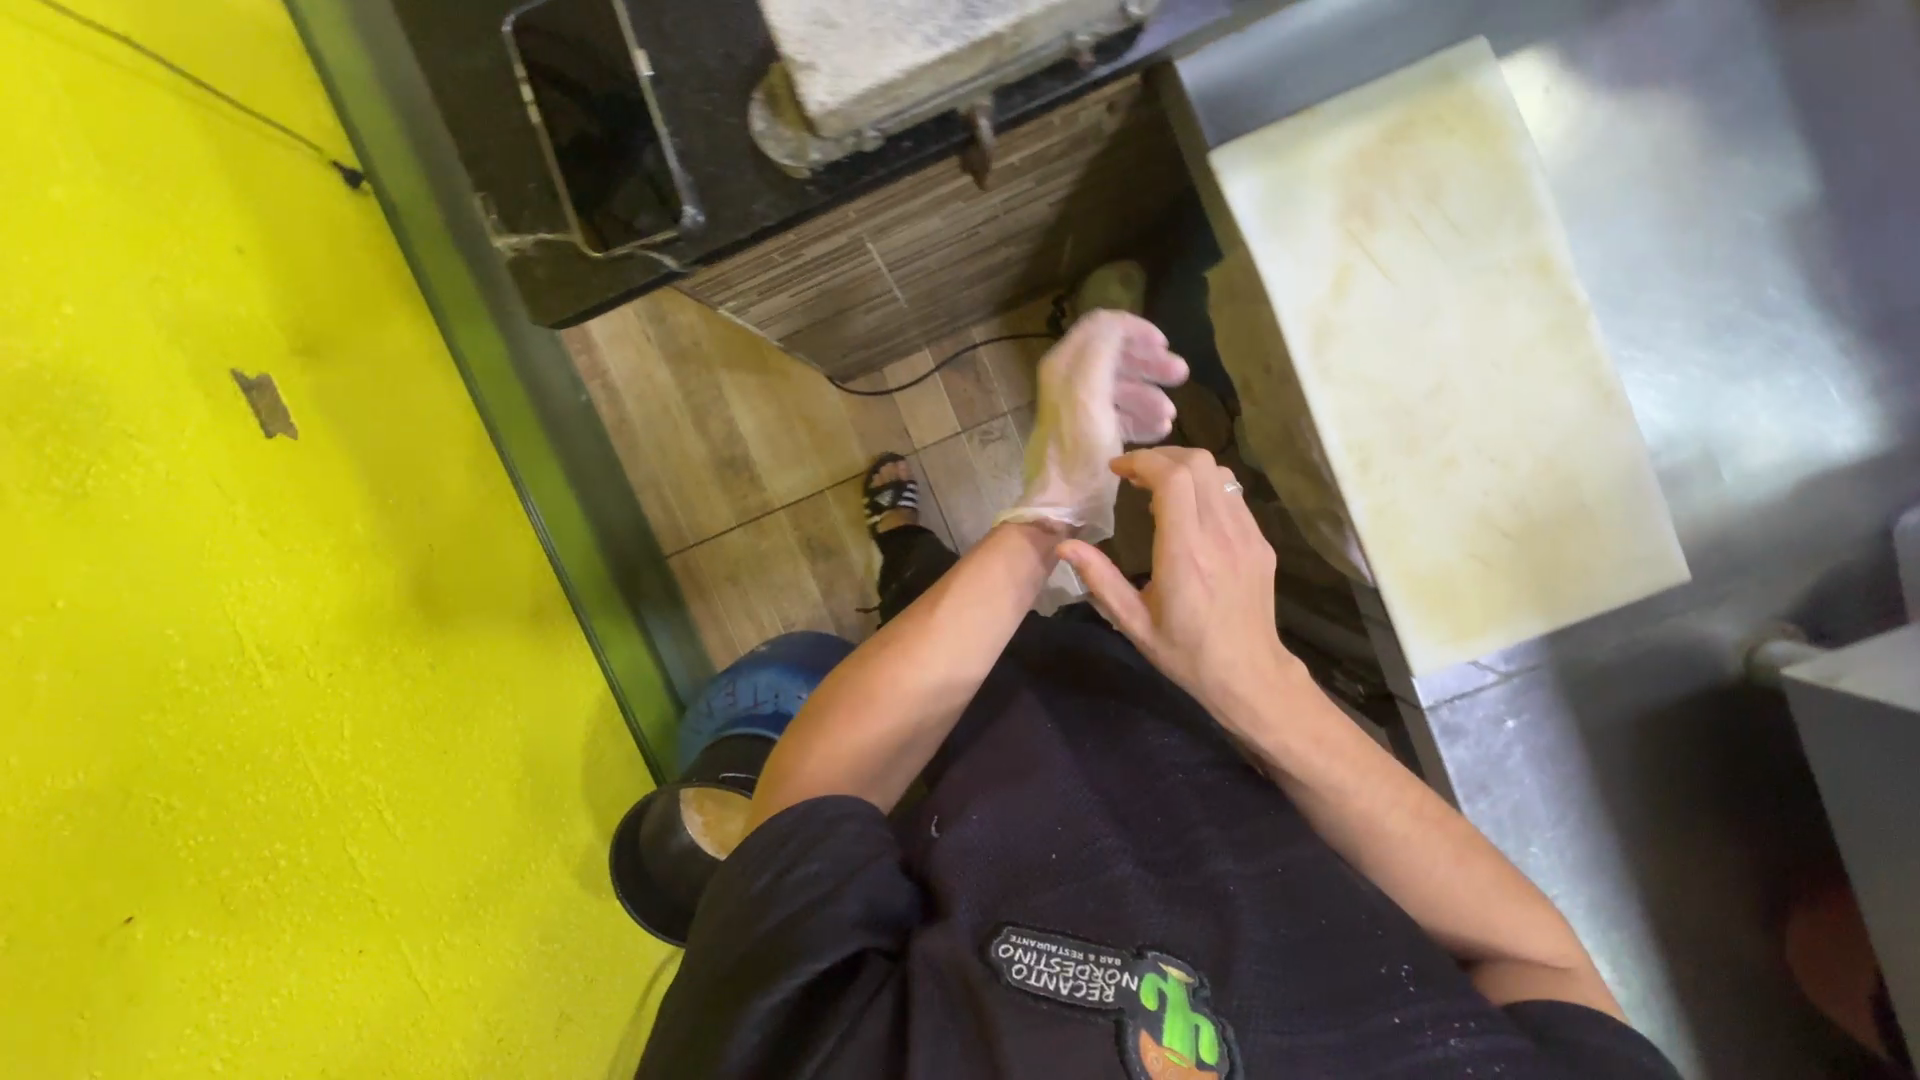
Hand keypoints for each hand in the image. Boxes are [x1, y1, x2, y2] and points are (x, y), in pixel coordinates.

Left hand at [998, 311, 1186, 540]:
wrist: (1063, 506)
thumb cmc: (1078, 452)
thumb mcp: (1088, 393)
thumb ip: (1101, 350)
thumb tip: (1118, 322)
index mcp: (1066, 367)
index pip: (1102, 327)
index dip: (1134, 330)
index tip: (1163, 344)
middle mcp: (1070, 382)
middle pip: (1116, 355)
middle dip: (1149, 362)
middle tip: (1181, 375)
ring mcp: (1081, 408)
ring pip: (1123, 387)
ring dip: (1151, 395)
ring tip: (1170, 415)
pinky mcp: (1091, 434)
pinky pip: (1122, 414)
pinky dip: (1143, 418)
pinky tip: (1161, 430)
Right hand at [1056, 448, 1297, 716]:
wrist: (1249, 675)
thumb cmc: (1184, 653)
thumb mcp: (1132, 622)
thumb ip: (1099, 579)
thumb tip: (1064, 545)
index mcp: (1185, 554)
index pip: (1173, 480)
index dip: (1142, 462)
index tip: (1117, 470)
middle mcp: (1220, 536)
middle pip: (1199, 464)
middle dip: (1162, 457)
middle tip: (1134, 474)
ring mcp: (1247, 536)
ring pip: (1221, 474)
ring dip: (1186, 470)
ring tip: (1159, 489)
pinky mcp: (1260, 543)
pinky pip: (1234, 497)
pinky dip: (1206, 489)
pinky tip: (1189, 513)